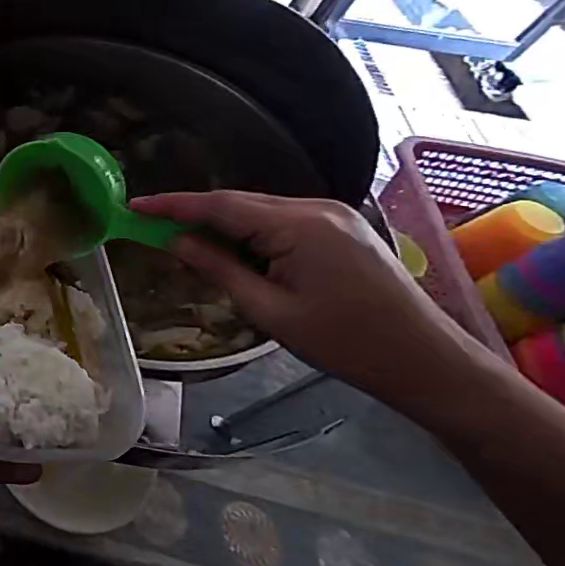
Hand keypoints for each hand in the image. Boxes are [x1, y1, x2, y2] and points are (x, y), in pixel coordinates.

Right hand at [130, 191, 493, 411]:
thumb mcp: (270, 311)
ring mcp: (331, 213)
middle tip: (152, 229)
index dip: (172, 205)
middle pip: (237, 202)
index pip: (219, 205)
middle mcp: (315, 207)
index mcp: (299, 225)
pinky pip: (279, 219)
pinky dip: (248, 231)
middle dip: (193, 214)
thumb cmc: (347, 343)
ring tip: (185, 244)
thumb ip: (218, 269)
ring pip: (257, 210)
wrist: (430, 362)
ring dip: (220, 224)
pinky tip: (230, 249)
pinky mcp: (339, 226)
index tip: (134, 207)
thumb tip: (175, 242)